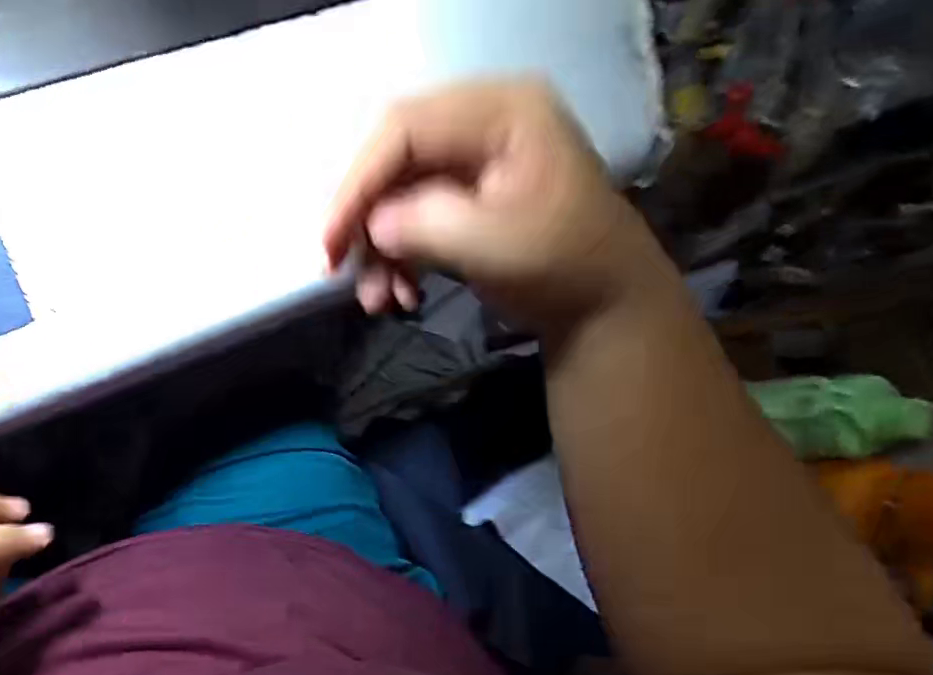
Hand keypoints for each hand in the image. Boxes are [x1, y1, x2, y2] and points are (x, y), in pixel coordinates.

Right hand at [324, 79, 676, 337]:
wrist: (603, 304)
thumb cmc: (564, 266)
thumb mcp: (497, 245)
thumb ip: (428, 226)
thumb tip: (371, 226)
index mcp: (500, 113)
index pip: (404, 130)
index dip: (358, 184)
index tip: (330, 243)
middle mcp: (479, 127)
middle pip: (394, 161)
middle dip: (363, 221)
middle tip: (340, 271)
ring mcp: (471, 165)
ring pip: (396, 197)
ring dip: (378, 252)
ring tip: (379, 302)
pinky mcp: (463, 201)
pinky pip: (411, 221)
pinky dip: (397, 260)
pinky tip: (399, 296)